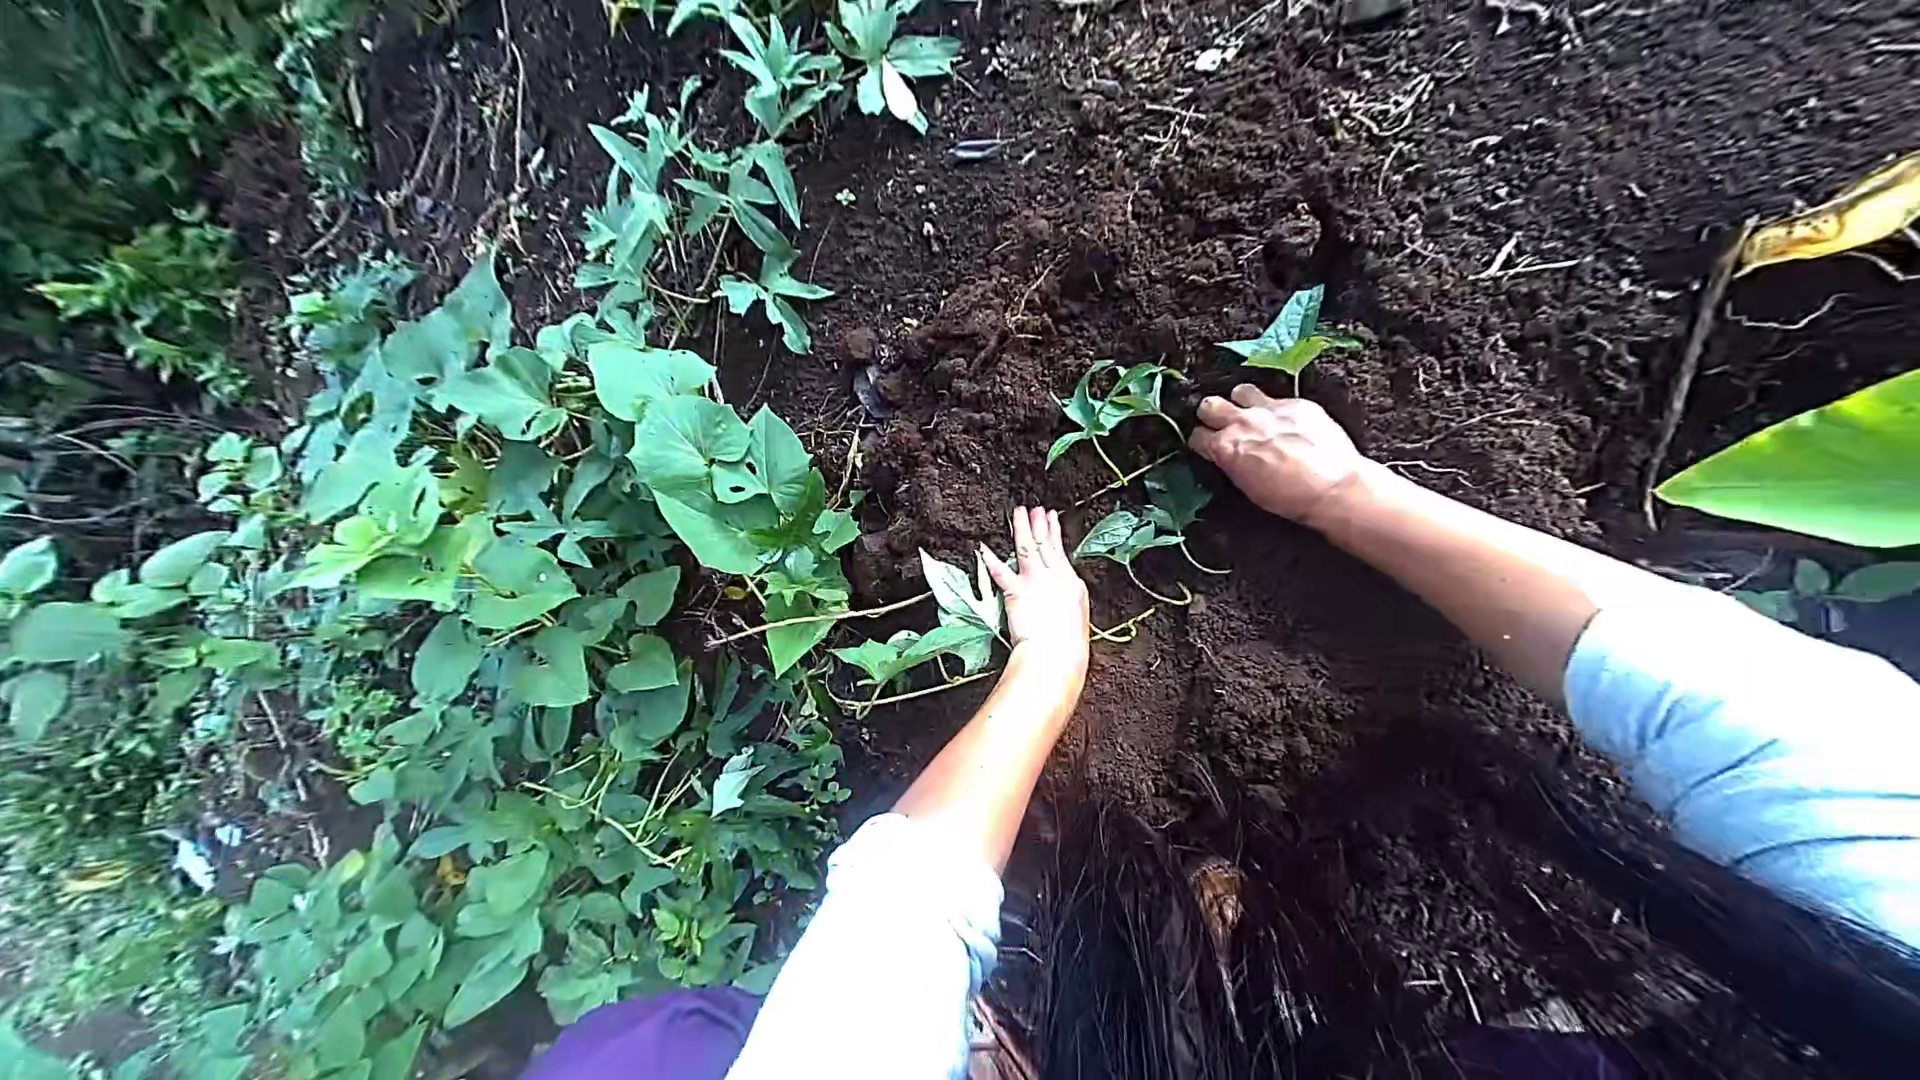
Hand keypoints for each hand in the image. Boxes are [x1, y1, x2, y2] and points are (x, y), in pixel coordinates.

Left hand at [980, 506, 1090, 667]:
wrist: (1057, 654)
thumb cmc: (1068, 644)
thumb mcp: (1075, 615)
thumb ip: (1066, 598)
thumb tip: (1061, 593)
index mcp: (1071, 582)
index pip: (1060, 550)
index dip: (1054, 531)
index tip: (1051, 517)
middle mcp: (1054, 576)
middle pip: (1044, 543)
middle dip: (1039, 524)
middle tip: (1035, 508)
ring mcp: (1035, 581)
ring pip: (1026, 548)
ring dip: (1021, 529)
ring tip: (1018, 513)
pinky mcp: (1016, 592)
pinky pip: (1000, 571)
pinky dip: (991, 559)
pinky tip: (984, 548)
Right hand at [1189, 386, 1368, 527]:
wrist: (1332, 487)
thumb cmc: (1288, 496)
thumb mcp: (1246, 486)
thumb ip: (1231, 463)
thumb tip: (1229, 457)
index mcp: (1225, 448)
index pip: (1197, 436)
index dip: (1201, 441)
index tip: (1206, 445)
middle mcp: (1241, 423)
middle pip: (1209, 405)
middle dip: (1211, 414)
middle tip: (1221, 423)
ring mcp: (1269, 410)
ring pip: (1241, 391)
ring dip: (1241, 401)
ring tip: (1250, 413)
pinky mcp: (1296, 404)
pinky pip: (1277, 398)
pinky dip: (1276, 409)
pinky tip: (1286, 423)